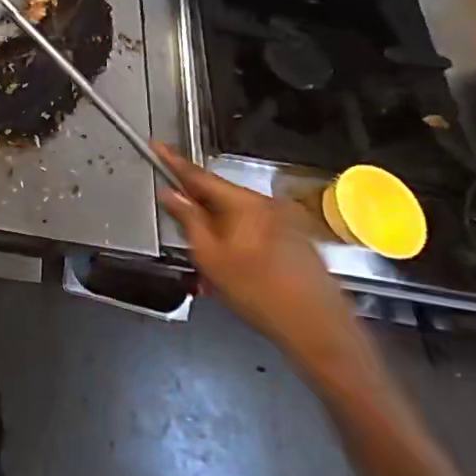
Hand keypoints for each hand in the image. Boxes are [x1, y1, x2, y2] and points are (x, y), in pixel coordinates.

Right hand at [155, 143, 362, 367]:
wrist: (318, 328)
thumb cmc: (259, 293)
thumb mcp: (211, 258)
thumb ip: (188, 220)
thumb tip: (170, 193)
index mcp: (245, 203)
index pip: (201, 176)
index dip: (174, 162)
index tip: (157, 146)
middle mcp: (267, 204)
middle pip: (220, 197)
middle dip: (197, 210)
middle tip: (179, 227)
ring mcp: (286, 221)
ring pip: (237, 217)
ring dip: (217, 233)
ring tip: (208, 266)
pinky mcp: (295, 239)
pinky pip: (254, 230)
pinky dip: (237, 242)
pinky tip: (232, 272)